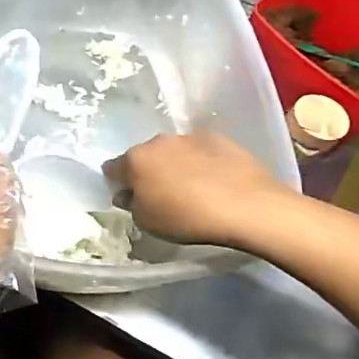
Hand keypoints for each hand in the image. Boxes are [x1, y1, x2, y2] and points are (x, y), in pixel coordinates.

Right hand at [103, 131, 291, 248]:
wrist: (245, 204)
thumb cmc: (187, 217)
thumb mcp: (148, 222)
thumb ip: (131, 204)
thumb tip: (127, 193)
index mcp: (136, 160)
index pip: (114, 167)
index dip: (117, 181)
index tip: (127, 194)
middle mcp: (159, 141)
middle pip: (145, 156)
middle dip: (148, 171)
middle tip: (161, 194)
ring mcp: (189, 136)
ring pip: (173, 151)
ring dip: (175, 165)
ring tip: (192, 188)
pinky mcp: (217, 137)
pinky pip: (199, 150)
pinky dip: (200, 161)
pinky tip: (214, 180)